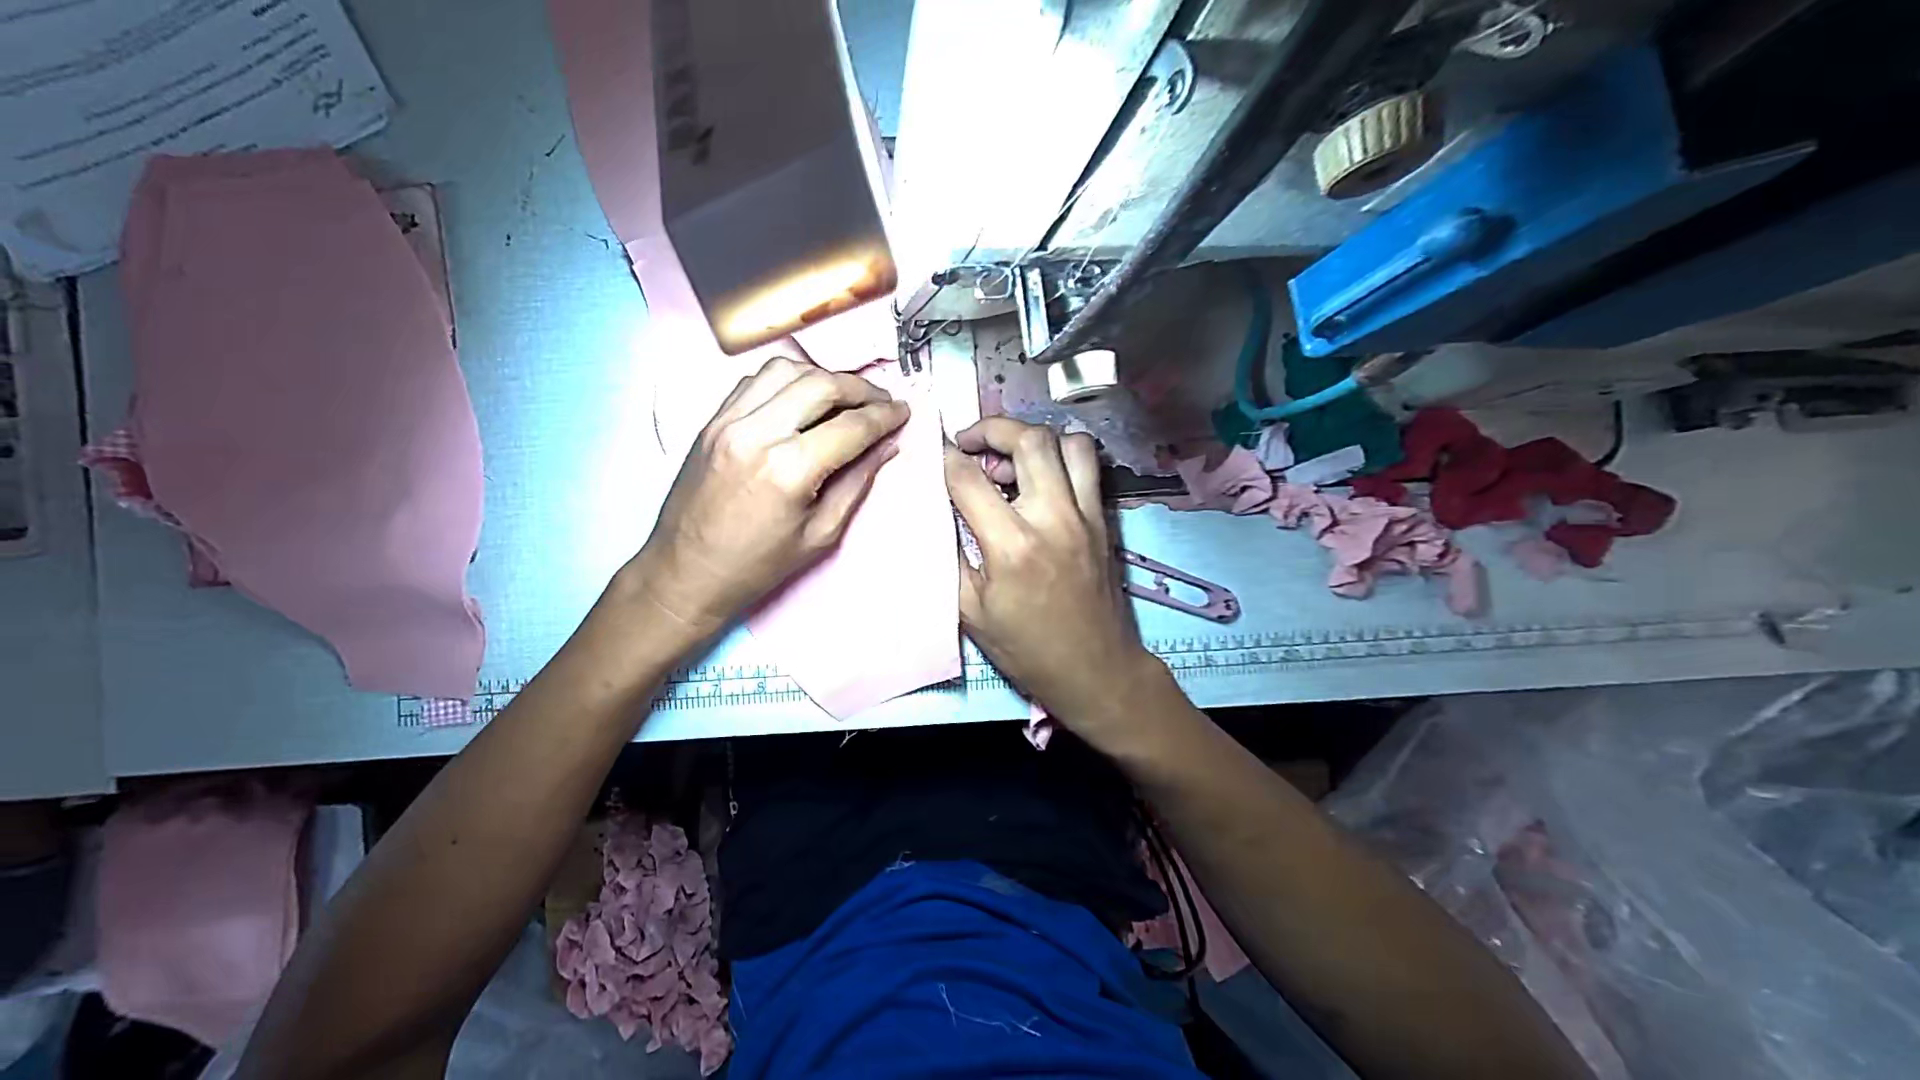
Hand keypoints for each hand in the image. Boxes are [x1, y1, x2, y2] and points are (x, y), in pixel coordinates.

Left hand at [623, 356, 907, 640]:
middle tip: (881, 401)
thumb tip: (887, 445)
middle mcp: (756, 434)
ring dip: (823, 376)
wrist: (685, 572)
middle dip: (861, 388)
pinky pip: (754, 380)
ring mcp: (727, 422)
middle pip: (821, 384)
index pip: (851, 426)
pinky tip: (802, 400)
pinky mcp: (711, 421)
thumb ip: (857, 482)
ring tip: (844, 397)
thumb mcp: (821, 534)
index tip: (903, 413)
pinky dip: (787, 380)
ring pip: (786, 369)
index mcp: (788, 470)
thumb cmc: (757, 565)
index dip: (885, 416)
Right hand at [944, 418, 1168, 740]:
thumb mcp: (971, 610)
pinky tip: (1041, 476)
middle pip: (1027, 440)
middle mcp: (1052, 518)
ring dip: (1032, 438)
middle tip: (969, 444)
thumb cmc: (1026, 648)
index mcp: (1011, 545)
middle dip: (990, 429)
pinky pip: (1088, 465)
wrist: (1095, 670)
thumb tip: (938, 509)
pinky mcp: (1103, 519)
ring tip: (1009, 459)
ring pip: (1066, 442)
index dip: (943, 456)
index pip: (968, 478)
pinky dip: (1062, 455)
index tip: (932, 451)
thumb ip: (951, 553)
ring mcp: (1084, 515)